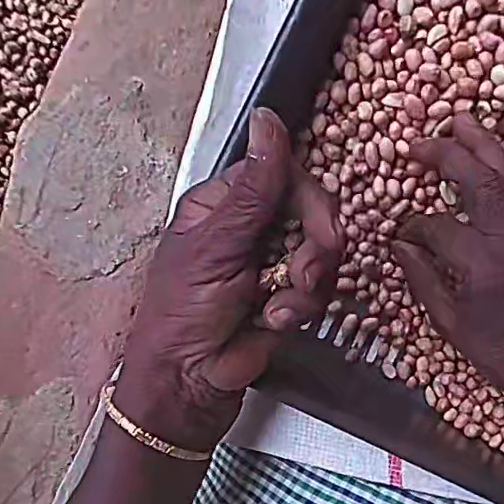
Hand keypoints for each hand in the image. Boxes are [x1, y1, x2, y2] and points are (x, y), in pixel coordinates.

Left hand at [116, 109, 340, 451]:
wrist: (188, 385)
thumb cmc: (182, 315)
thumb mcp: (216, 247)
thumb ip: (253, 189)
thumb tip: (268, 119)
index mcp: (224, 205)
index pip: (284, 177)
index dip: (309, 202)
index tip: (317, 229)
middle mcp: (251, 228)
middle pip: (312, 213)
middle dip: (314, 248)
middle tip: (299, 274)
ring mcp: (272, 262)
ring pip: (322, 253)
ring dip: (305, 285)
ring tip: (274, 308)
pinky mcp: (287, 295)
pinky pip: (319, 288)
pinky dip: (301, 308)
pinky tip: (273, 321)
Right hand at [391, 115, 503, 389]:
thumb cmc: (489, 345)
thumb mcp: (446, 318)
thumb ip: (421, 276)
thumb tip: (399, 244)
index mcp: (481, 264)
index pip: (439, 226)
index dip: (414, 227)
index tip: (401, 235)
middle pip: (479, 180)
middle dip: (449, 155)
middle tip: (422, 141)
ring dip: (485, 143)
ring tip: (462, 121)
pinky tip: (497, 149)